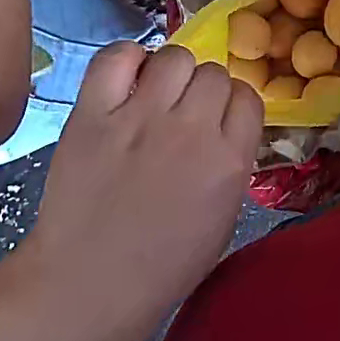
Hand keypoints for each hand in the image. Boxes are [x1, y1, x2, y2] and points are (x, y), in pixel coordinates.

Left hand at [17, 44, 262, 311]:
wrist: (91, 282)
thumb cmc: (166, 263)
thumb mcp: (225, 217)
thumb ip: (233, 164)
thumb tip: (226, 130)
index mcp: (230, 159)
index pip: (248, 97)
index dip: (236, 105)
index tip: (221, 120)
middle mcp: (191, 129)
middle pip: (214, 73)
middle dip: (206, 89)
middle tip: (187, 112)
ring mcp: (139, 117)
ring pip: (175, 57)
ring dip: (173, 71)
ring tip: (158, 94)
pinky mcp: (93, 114)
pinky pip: (116, 57)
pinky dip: (128, 59)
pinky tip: (128, 79)